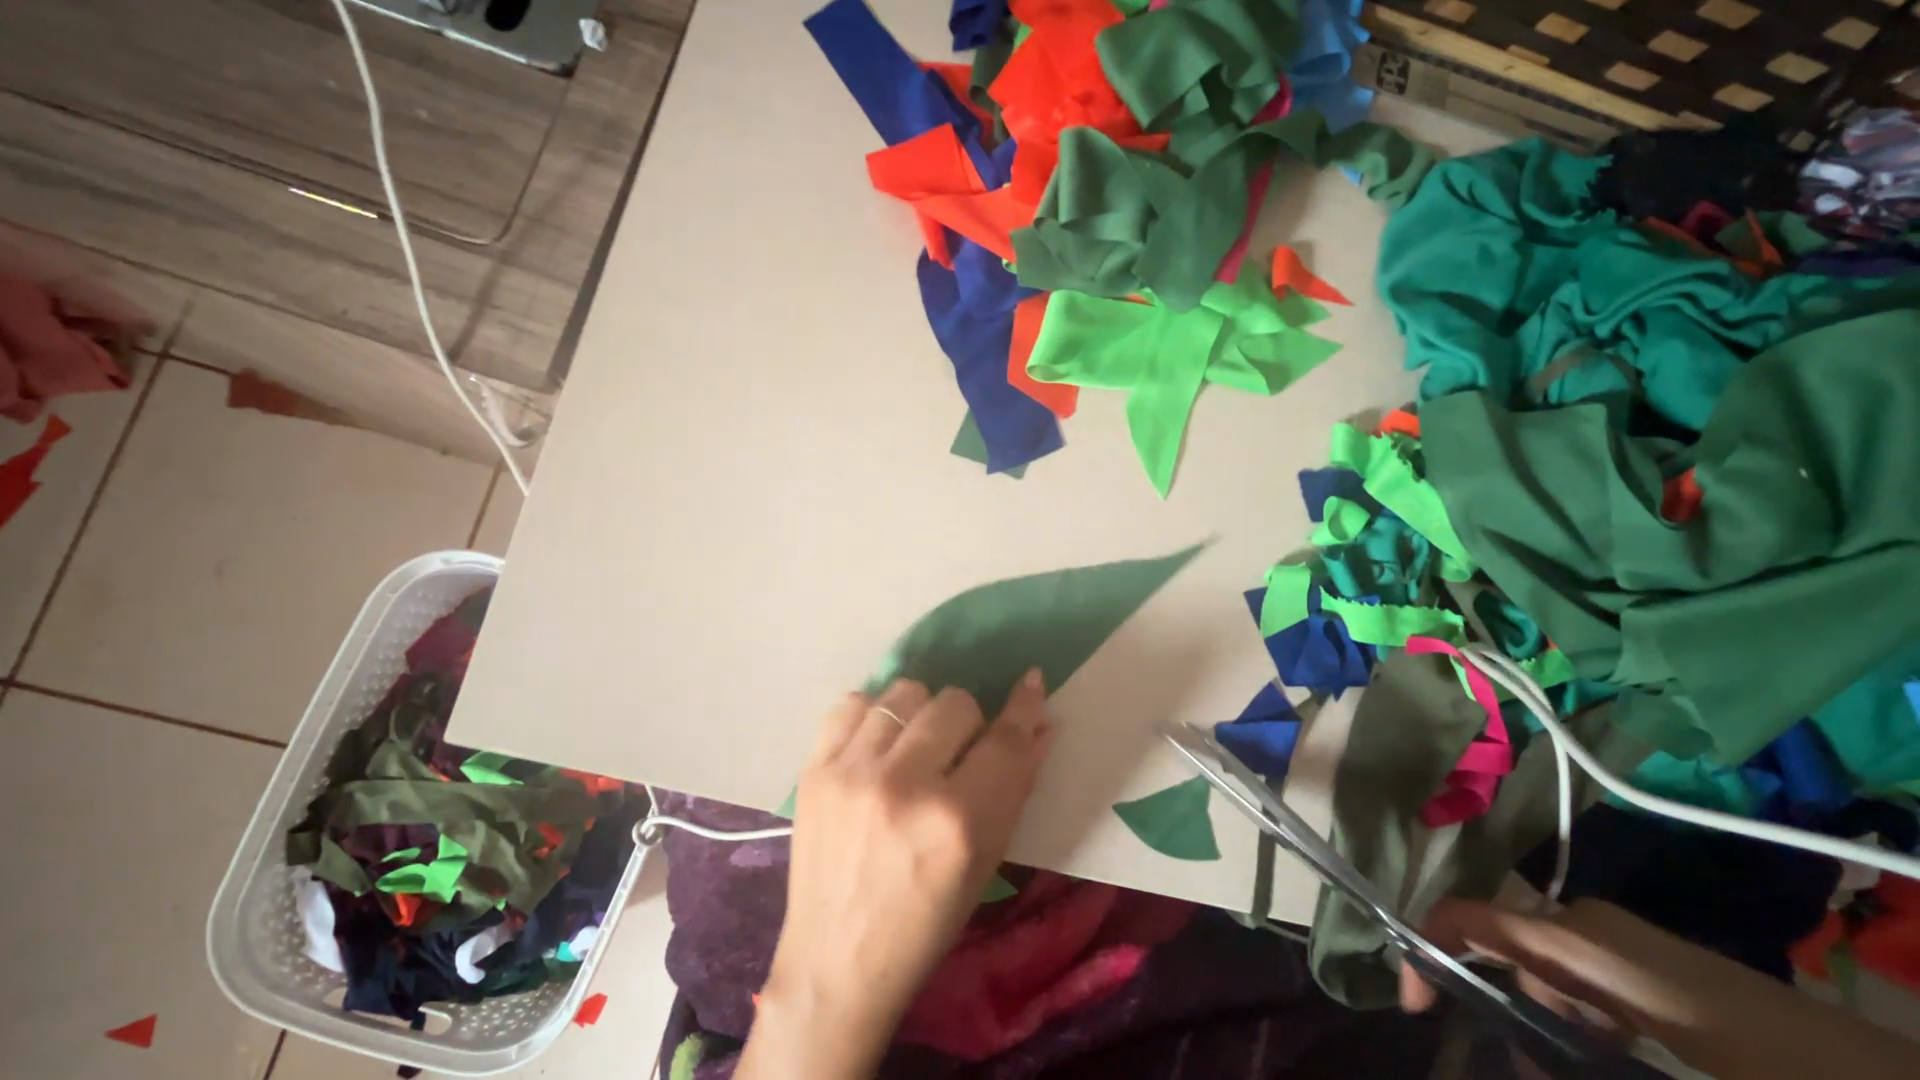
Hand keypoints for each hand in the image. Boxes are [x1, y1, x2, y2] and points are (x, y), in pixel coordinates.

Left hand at [738, 672, 1054, 1079]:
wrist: (839, 959)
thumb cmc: (927, 921)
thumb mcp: (986, 861)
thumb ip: (1016, 787)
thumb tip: (1040, 725)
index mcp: (956, 822)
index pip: (1003, 739)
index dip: (1024, 707)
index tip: (1031, 684)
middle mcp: (904, 786)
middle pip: (954, 703)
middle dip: (968, 723)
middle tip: (958, 756)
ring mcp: (852, 773)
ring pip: (905, 693)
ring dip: (922, 714)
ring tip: (916, 749)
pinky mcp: (815, 770)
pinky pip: (853, 703)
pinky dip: (874, 715)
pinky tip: (878, 747)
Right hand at [1401, 898, 1916, 1079]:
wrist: (1856, 1068)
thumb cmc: (1742, 1053)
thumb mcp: (1630, 1052)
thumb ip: (1557, 1043)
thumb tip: (1505, 1054)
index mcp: (1577, 938)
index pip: (1468, 918)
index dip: (1423, 950)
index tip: (1414, 1008)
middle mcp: (1588, 923)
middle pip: (1500, 944)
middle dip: (1482, 996)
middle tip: (1498, 1056)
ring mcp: (1616, 940)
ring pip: (1539, 966)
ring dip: (1530, 1016)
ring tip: (1543, 1061)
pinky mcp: (1640, 962)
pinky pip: (1576, 978)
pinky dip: (1566, 1016)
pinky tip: (1595, 1052)